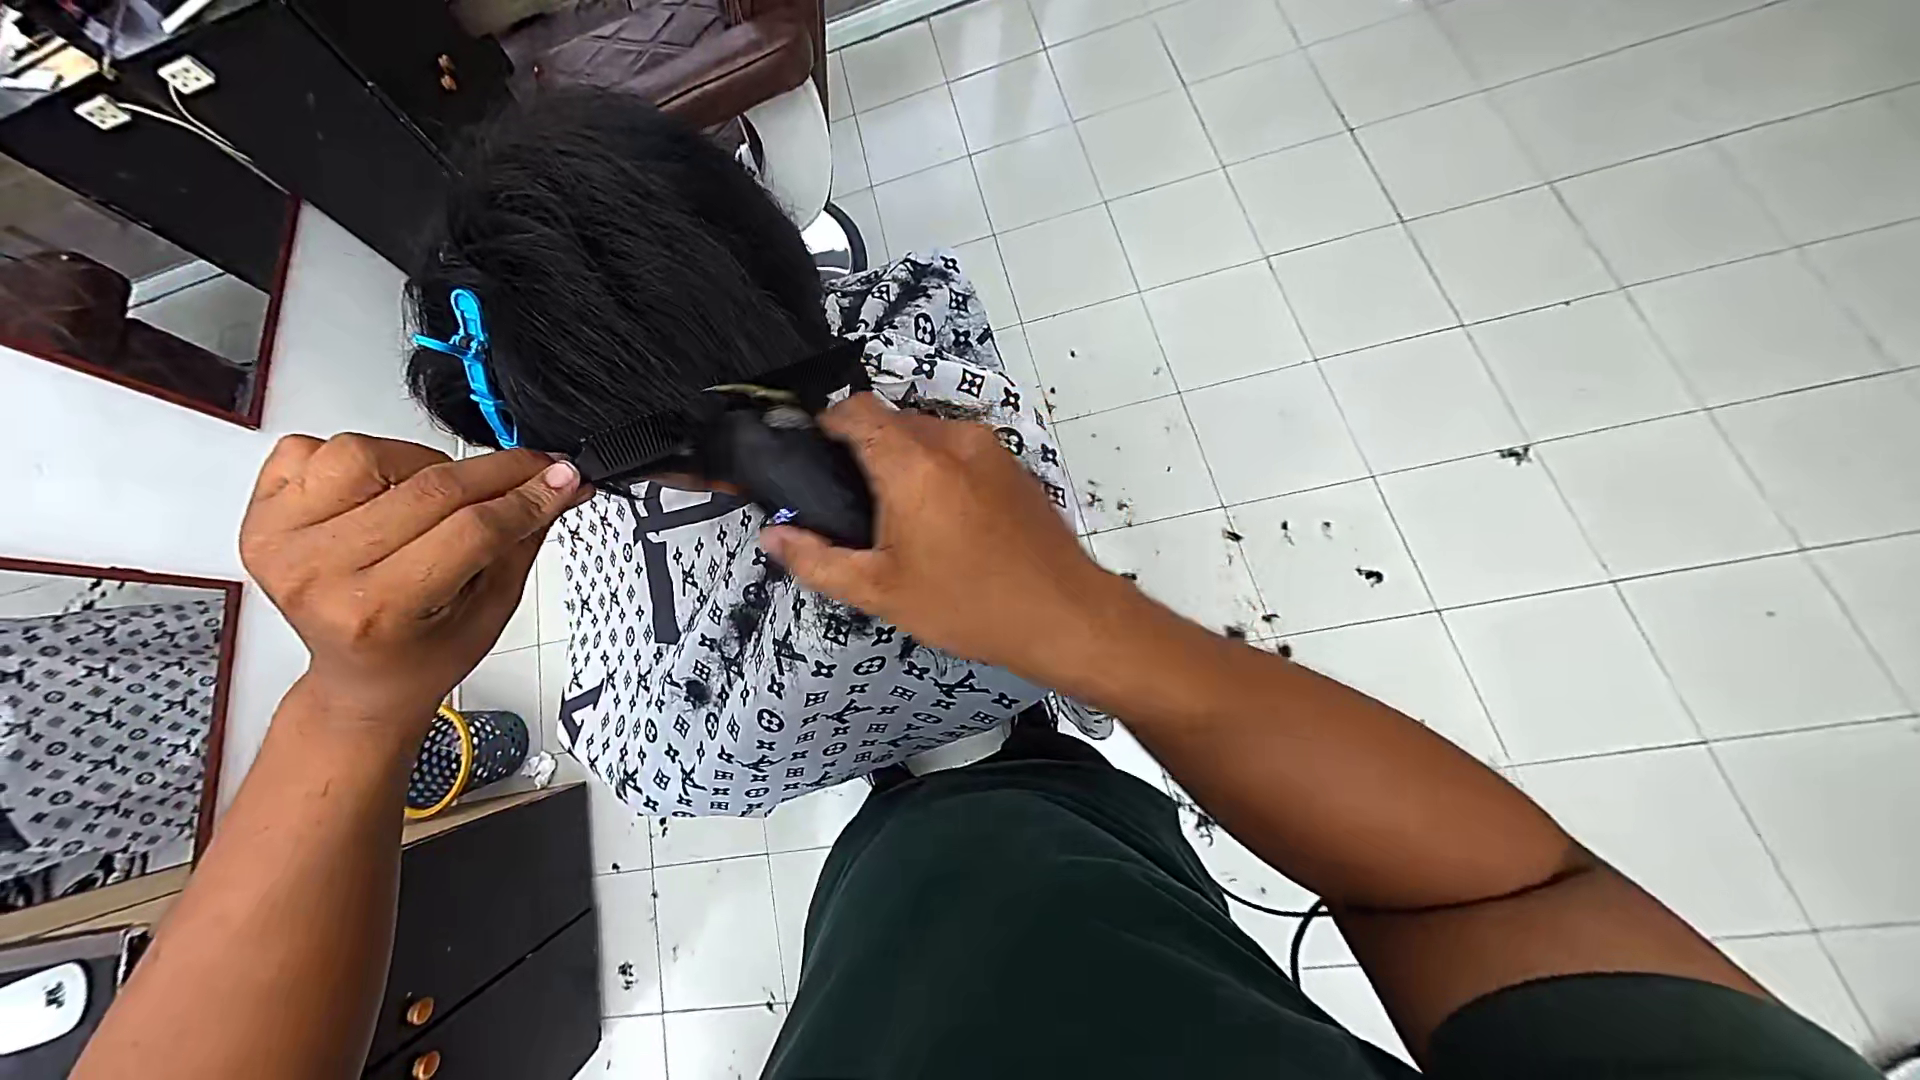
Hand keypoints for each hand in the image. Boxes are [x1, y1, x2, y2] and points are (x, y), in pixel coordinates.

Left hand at [240, 434, 584, 731]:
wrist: (364, 673)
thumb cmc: (426, 648)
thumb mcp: (495, 603)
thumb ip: (525, 536)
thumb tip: (562, 486)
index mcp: (379, 609)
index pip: (474, 529)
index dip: (530, 497)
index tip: (565, 478)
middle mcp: (318, 571)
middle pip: (431, 488)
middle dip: (502, 471)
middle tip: (539, 469)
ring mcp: (280, 539)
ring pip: (367, 453)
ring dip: (426, 463)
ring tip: (444, 494)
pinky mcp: (260, 514)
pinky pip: (312, 450)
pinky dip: (361, 459)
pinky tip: (388, 490)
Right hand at [760, 393, 1124, 677]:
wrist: (1062, 614)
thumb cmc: (970, 605)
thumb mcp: (881, 591)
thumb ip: (817, 559)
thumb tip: (773, 536)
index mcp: (915, 463)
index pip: (854, 410)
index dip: (826, 426)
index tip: (815, 460)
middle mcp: (954, 440)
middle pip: (891, 421)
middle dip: (865, 451)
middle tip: (857, 504)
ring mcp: (991, 448)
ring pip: (928, 434)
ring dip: (905, 461)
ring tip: (902, 518)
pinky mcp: (1014, 465)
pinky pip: (961, 450)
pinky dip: (940, 469)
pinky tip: (945, 519)